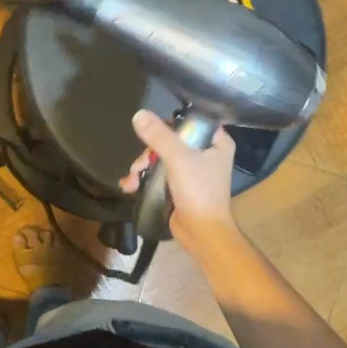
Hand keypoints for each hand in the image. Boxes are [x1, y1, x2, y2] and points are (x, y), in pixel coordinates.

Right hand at [120, 109, 239, 246]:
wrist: (201, 232)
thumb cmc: (198, 191)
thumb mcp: (178, 159)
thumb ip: (159, 136)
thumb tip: (139, 114)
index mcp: (217, 142)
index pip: (192, 121)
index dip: (171, 123)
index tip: (153, 132)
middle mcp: (206, 153)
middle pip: (170, 140)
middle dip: (149, 154)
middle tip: (140, 165)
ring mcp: (192, 171)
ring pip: (161, 158)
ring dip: (143, 168)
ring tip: (133, 180)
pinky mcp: (179, 187)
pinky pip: (159, 175)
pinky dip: (145, 179)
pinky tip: (130, 186)